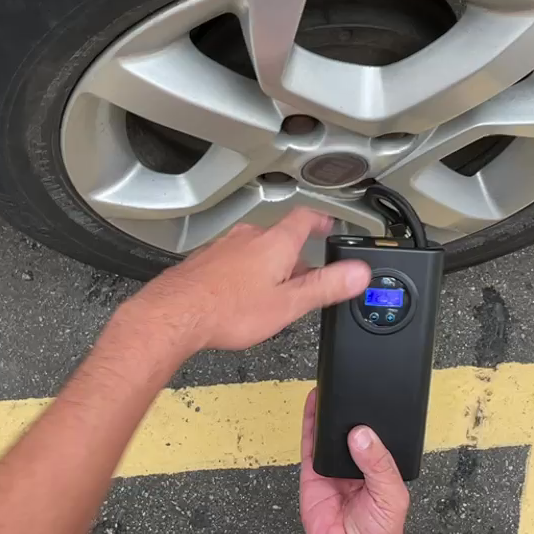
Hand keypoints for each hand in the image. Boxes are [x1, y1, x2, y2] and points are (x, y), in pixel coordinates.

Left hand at [124, 209, 370, 353]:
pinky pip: (233, 261)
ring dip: (269, 266)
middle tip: (305, 278)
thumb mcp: (288, 304)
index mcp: (275, 243)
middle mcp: (248, 238)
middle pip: (280, 239)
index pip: (305, 218)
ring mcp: (224, 248)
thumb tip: (358, 273)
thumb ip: (325, 286)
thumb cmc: (227, 310)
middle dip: (295, 257)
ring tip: (273, 293)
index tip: (328, 225)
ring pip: (255, 250)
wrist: (175, 315)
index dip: (320, 220)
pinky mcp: (205, 262)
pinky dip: (244, 274)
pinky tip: (241, 297)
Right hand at [298, 389, 411, 533]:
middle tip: (354, 386)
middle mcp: (358, 465)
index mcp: (383, 468)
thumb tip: (361, 435)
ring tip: (333, 385)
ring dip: (332, 411)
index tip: (378, 396)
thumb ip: (379, 464)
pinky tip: (314, 402)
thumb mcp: (391, 497)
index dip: (379, 418)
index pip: (381, 436)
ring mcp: (334, 467)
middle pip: (354, 430)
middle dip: (354, 410)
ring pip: (331, 432)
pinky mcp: (312, 473)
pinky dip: (311, 422)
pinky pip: (310, 443)